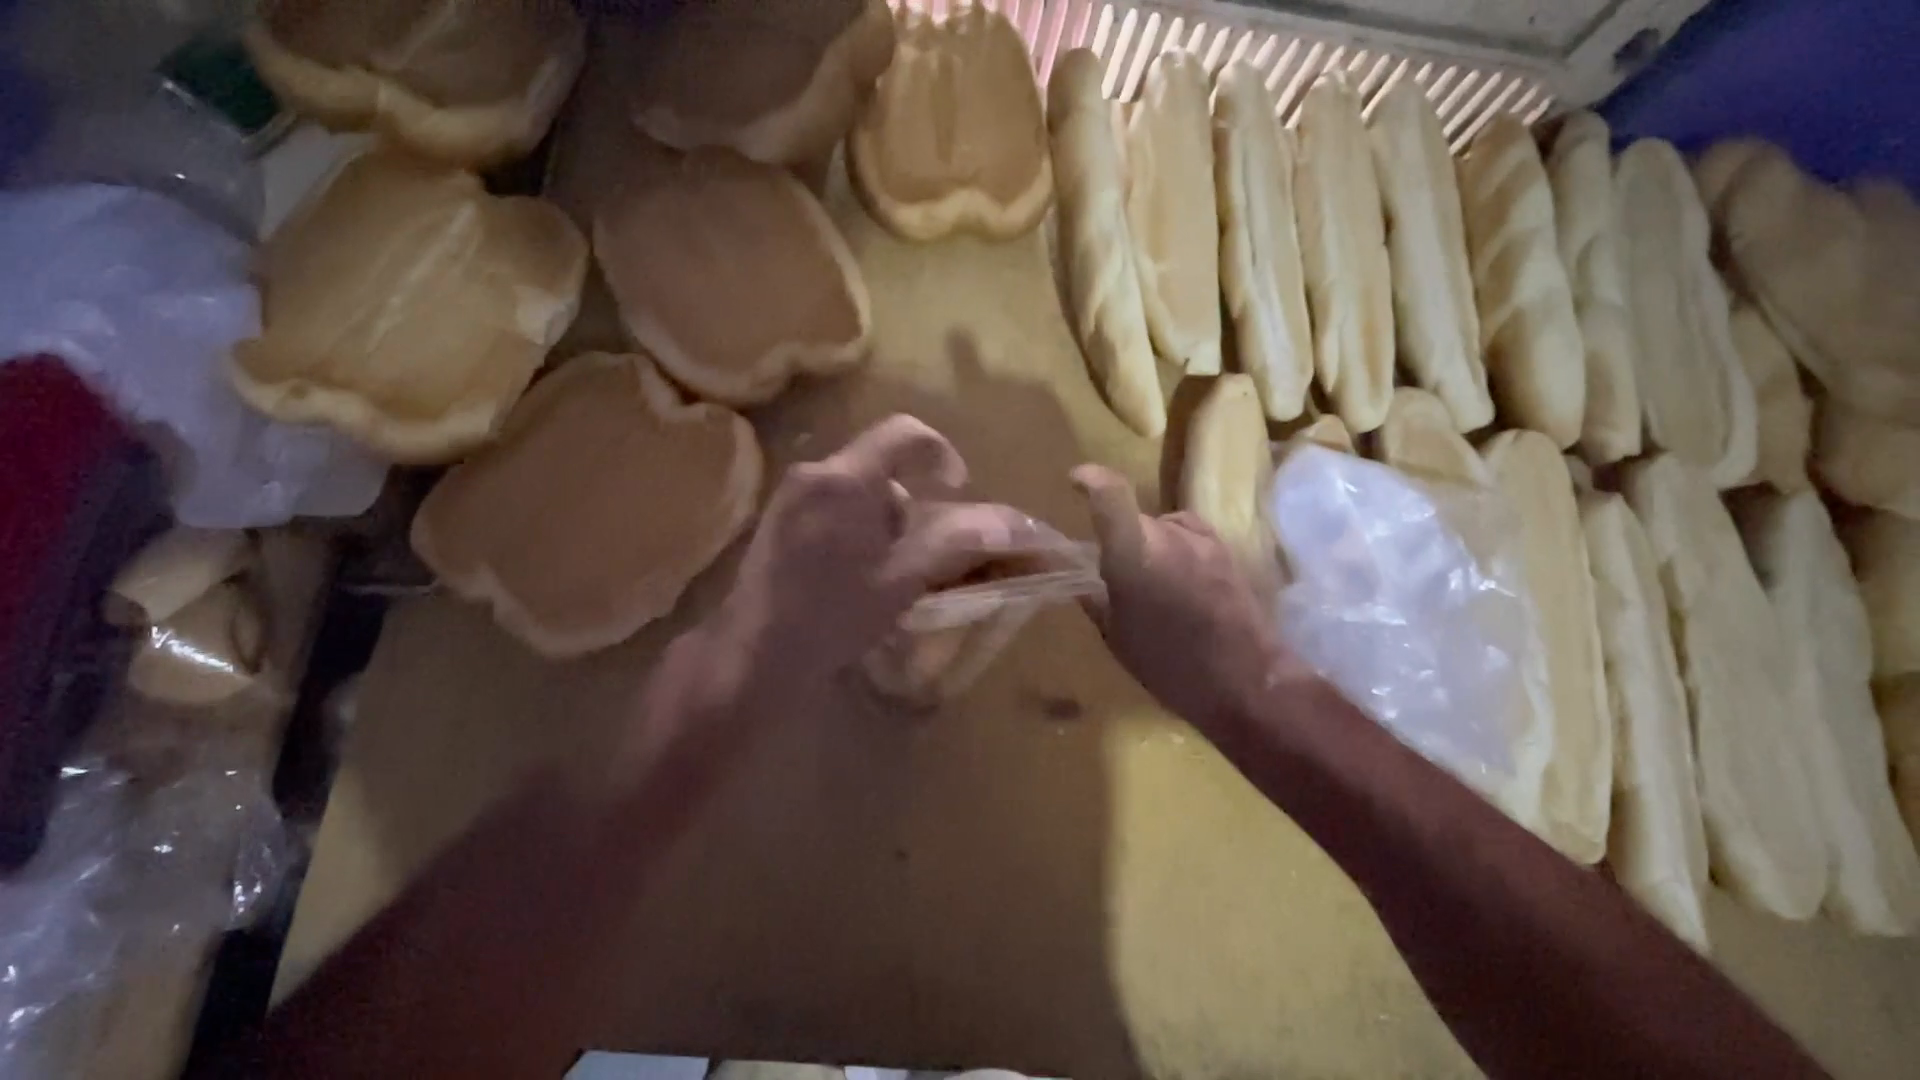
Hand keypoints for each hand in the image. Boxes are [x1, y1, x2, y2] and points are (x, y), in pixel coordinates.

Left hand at [714, 416, 1042, 700]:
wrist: (751, 656)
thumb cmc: (831, 617)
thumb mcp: (902, 581)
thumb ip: (956, 543)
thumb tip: (1014, 523)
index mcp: (844, 479)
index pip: (905, 433)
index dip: (942, 454)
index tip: (956, 492)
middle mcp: (813, 474)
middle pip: (880, 466)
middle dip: (911, 503)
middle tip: (922, 551)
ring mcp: (789, 498)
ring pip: (856, 489)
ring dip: (884, 520)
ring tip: (889, 573)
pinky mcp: (775, 522)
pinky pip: (831, 506)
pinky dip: (856, 528)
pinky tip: (854, 577)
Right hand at [1072, 465, 1288, 733]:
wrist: (1245, 681)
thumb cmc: (1169, 665)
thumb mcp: (1115, 636)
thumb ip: (1093, 594)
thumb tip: (1075, 572)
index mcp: (1133, 553)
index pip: (1110, 494)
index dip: (1091, 481)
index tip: (1076, 483)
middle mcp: (1168, 533)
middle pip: (1133, 519)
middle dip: (1120, 539)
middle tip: (1115, 577)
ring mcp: (1201, 539)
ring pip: (1161, 529)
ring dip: (1151, 548)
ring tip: (1153, 590)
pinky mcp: (1225, 549)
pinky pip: (1186, 538)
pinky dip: (1176, 552)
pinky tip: (1180, 587)